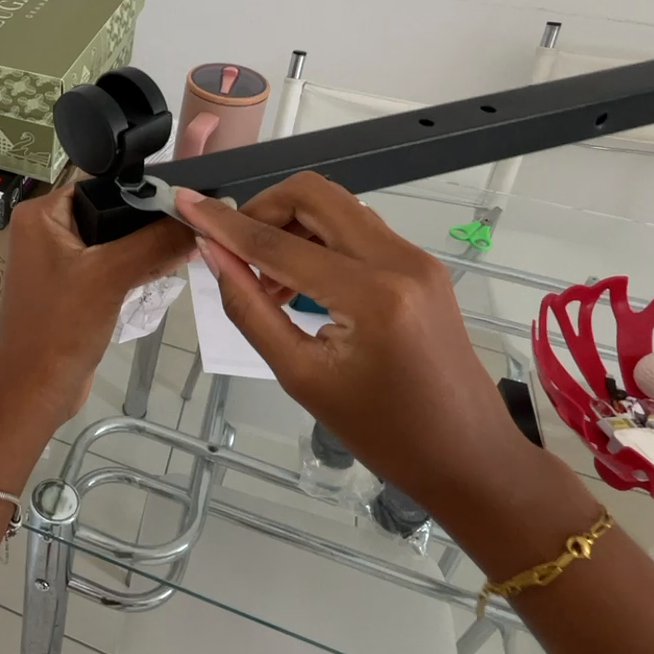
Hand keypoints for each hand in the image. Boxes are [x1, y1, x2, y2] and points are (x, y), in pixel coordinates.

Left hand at [0, 184, 195, 422]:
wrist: (35, 390)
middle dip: (149, 220)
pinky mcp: (72, 286)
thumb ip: (156, 242)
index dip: (141, 190)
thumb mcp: (110, 276)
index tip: (187, 197)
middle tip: (198, 222)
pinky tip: (173, 264)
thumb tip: (199, 215)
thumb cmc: (61, 326)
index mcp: (41, 215)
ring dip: (148, 245)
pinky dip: (137, 265)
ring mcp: (59, 260)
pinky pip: (110, 265)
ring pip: (113, 240)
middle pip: (109, 211)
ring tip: (194, 243)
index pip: (100, 185)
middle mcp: (46, 230)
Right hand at [176, 173, 532, 515]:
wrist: (470, 458)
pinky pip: (355, 228)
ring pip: (335, 205)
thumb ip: (249, 308)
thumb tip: (211, 254)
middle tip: (234, 250)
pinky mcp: (420, 265)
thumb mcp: (300, 375)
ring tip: (266, 282)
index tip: (183, 202)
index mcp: (371, 296)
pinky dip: (316, 239)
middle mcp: (398, 261)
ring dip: (288, 225)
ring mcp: (415, 258)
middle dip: (262, 209)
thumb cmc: (382, 433)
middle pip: (313, 195)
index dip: (223, 223)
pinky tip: (298, 283)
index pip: (278, 244)